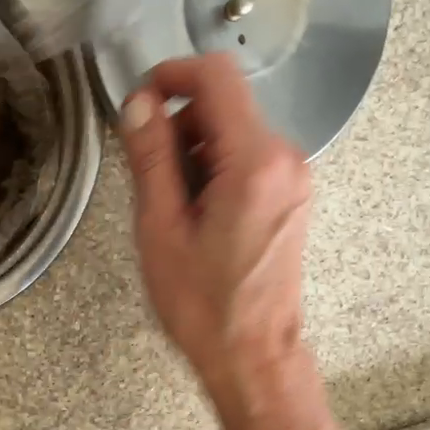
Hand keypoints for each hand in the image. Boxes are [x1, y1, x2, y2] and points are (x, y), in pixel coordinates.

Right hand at [117, 56, 311, 393]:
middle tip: (148, 182)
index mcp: (252, 163)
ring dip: (194, 156)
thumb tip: (137, 107)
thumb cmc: (202, 306)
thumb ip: (150, 161)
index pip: (215, 78)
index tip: (137, 104)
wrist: (251, 353)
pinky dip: (214, 174)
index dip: (170, 76)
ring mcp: (292, 177)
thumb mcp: (160, 231)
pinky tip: (196, 219)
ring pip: (233, 134)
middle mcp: (284, 158)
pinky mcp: (290, 196)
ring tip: (172, 213)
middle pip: (224, 105)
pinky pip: (247, 161)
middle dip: (178, 129)